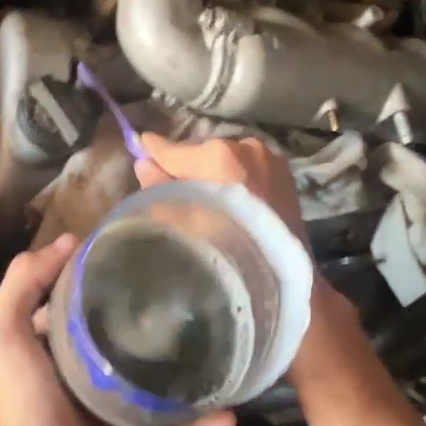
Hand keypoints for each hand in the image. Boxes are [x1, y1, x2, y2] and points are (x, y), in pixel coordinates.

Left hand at [0, 235, 234, 425]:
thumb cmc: (28, 407)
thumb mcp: (5, 335)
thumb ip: (22, 283)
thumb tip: (71, 240)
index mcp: (55, 330)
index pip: (87, 284)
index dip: (115, 263)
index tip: (158, 245)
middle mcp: (85, 354)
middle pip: (130, 318)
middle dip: (163, 305)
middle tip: (206, 289)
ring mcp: (114, 389)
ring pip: (160, 362)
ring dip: (192, 358)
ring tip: (228, 347)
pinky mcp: (137, 423)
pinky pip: (173, 411)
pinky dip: (198, 416)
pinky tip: (227, 417)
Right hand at [133, 134, 375, 398]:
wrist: (283, 279)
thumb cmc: (224, 253)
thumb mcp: (181, 221)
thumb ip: (160, 187)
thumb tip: (146, 164)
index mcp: (218, 155)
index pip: (173, 149)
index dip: (154, 152)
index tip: (141, 147)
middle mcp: (246, 147)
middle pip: (202, 152)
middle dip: (188, 168)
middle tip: (174, 188)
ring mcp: (269, 157)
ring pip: (226, 159)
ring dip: (213, 173)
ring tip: (205, 199)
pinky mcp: (283, 171)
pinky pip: (247, 167)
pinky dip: (234, 178)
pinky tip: (230, 202)